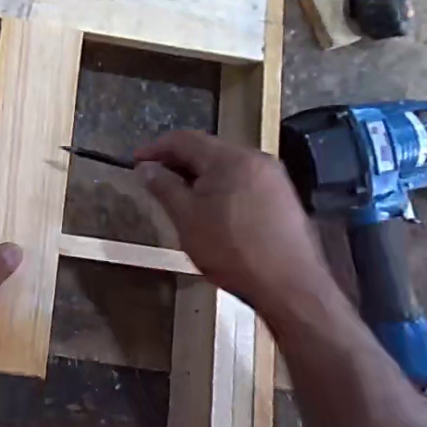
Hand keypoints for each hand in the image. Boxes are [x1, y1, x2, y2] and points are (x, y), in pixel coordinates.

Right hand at [134, 131, 336, 310]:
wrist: (290, 287)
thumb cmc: (231, 250)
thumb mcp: (186, 218)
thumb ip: (164, 187)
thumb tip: (146, 168)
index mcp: (230, 158)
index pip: (184, 139)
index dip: (156, 148)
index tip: (136, 161)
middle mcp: (256, 159)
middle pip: (208, 150)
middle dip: (178, 162)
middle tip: (154, 178)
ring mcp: (274, 178)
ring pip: (227, 167)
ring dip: (199, 176)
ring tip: (179, 195)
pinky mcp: (284, 199)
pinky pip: (244, 182)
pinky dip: (221, 188)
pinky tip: (211, 209)